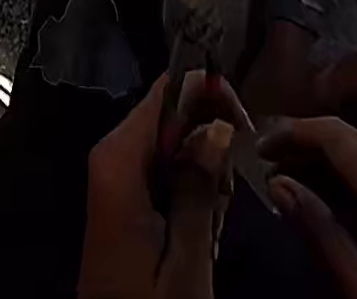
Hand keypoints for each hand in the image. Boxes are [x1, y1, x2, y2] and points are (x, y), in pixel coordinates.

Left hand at [78, 71, 251, 298]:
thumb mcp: (186, 262)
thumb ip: (199, 188)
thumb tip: (217, 124)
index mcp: (118, 158)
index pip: (163, 95)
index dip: (205, 92)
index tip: (245, 119)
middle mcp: (111, 152)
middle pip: (167, 113)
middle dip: (208, 138)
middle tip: (231, 190)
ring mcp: (114, 171)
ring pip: (170, 140)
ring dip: (203, 169)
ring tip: (214, 220)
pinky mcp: (122, 191)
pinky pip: (162, 165)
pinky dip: (189, 184)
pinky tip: (202, 224)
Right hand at [260, 118, 356, 298]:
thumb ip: (323, 235)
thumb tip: (276, 184)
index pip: (335, 135)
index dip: (290, 132)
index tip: (256, 148)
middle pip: (347, 136)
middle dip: (301, 142)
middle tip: (264, 163)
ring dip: (320, 155)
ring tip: (285, 179)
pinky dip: (344, 171)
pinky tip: (323, 194)